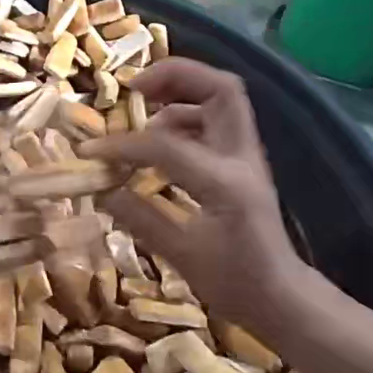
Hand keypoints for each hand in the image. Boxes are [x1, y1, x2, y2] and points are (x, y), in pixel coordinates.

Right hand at [81, 59, 314, 329]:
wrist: (280, 297)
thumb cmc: (234, 284)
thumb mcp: (181, 257)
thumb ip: (139, 218)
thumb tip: (100, 189)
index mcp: (226, 183)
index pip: (167, 145)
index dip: (124, 145)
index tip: (92, 152)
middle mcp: (242, 157)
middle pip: (221, 88)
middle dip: (176, 75)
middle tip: (136, 88)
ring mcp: (247, 156)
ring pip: (222, 98)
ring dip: (181, 94)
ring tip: (143, 112)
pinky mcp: (243, 162)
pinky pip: (216, 120)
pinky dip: (186, 117)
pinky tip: (161, 140)